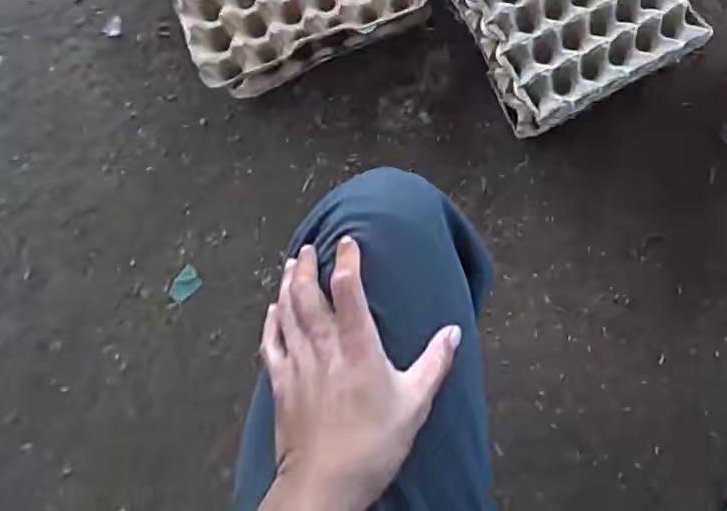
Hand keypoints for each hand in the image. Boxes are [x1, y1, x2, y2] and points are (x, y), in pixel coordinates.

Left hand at [258, 236, 460, 510]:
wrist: (323, 488)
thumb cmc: (372, 445)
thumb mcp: (414, 403)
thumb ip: (435, 363)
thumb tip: (454, 331)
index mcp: (358, 346)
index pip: (349, 289)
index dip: (347, 259)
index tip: (347, 240)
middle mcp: (325, 346)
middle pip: (309, 294)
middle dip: (309, 265)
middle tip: (311, 246)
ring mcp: (299, 363)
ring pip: (289, 311)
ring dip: (290, 284)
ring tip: (293, 263)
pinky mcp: (282, 384)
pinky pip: (272, 342)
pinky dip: (272, 321)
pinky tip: (273, 308)